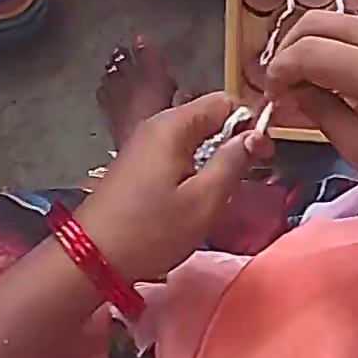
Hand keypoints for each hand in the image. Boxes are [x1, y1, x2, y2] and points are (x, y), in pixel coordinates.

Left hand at [73, 92, 271, 282]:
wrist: (92, 256)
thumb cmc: (152, 229)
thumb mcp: (204, 200)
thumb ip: (233, 162)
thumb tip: (256, 135)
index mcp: (173, 126)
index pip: (224, 101)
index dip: (250, 122)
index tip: (265, 154)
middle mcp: (156, 126)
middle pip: (207, 118)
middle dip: (232, 142)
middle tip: (247, 179)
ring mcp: (143, 145)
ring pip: (192, 139)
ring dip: (213, 160)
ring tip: (221, 193)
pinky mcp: (136, 164)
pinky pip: (175, 155)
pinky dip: (192, 169)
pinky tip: (195, 198)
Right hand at [265, 11, 357, 197]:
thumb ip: (320, 112)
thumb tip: (289, 90)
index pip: (308, 52)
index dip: (279, 71)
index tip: (272, 98)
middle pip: (313, 23)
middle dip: (286, 51)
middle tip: (280, 86)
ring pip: (326, 18)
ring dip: (302, 45)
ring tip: (298, 81)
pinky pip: (344, 25)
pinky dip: (322, 43)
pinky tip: (320, 73)